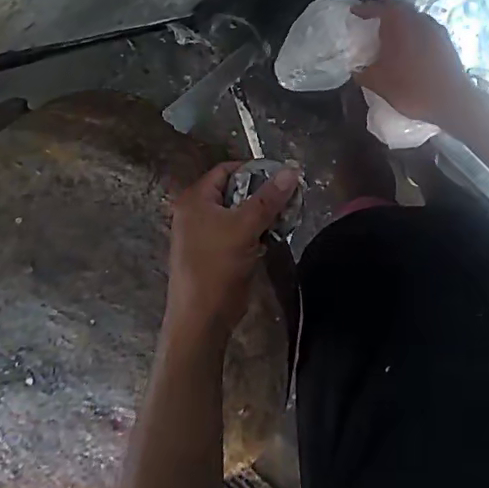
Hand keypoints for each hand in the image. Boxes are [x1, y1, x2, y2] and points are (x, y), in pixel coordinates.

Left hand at [164, 162, 298, 343]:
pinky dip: (259, 228)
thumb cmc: (216, 267)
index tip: (282, 175)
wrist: (203, 318)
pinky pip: (242, 230)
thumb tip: (292, 170)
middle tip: (291, 194)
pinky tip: (278, 232)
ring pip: (241, 211)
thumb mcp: (245, 227)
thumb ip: (269, 197)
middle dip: (264, 191)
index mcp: (195, 201)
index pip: (226, 170)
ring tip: (289, 213)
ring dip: (265, 211)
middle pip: (236, 190)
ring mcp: (207, 234)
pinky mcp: (218, 251)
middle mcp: (197, 213)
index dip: (254, 168)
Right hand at [352, 0, 481, 130]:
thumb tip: (356, 70)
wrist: (452, 100)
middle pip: (398, 7)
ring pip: (414, 17)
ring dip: (401, 22)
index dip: (363, 9)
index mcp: (398, 21)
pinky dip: (414, 32)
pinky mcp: (447, 40)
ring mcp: (436, 28)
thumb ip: (363, 72)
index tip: (354, 11)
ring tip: (389, 34)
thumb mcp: (378, 82)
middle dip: (383, 11)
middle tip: (370, 19)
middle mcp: (418, 18)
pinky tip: (409, 47)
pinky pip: (425, 29)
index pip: (377, 7)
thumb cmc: (410, 87)